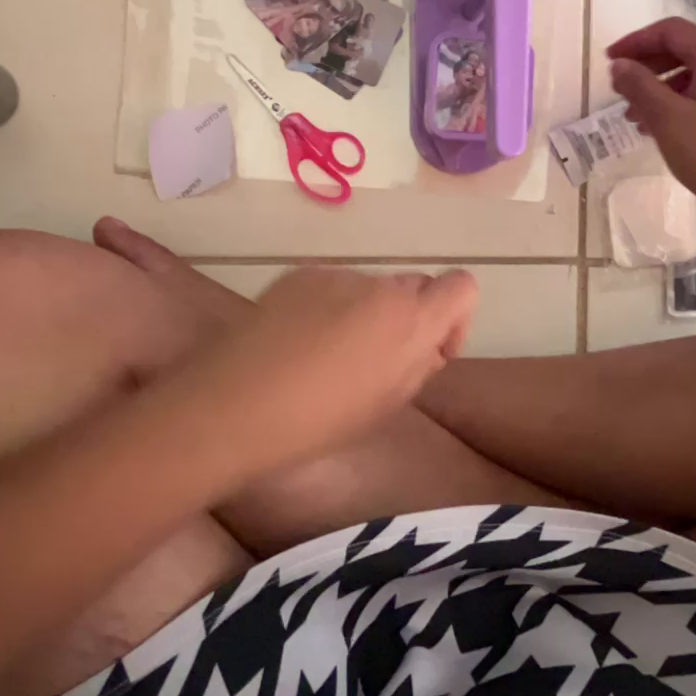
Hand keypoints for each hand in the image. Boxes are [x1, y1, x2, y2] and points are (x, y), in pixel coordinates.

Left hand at [175, 267, 477, 470]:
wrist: (232, 405)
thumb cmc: (318, 420)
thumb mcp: (387, 403)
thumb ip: (419, 364)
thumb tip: (425, 344)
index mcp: (410, 320)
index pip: (463, 286)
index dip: (455, 317)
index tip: (430, 351)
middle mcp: (380, 285)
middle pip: (416, 286)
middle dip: (410, 317)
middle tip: (379, 361)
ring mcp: (336, 275)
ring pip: (371, 288)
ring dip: (366, 313)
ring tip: (328, 356)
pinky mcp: (298, 274)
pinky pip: (333, 286)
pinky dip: (329, 307)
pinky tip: (298, 343)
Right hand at [607, 17, 695, 223]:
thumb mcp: (668, 119)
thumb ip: (639, 86)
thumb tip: (619, 64)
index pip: (671, 31)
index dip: (635, 41)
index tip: (608, 61)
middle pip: (683, 51)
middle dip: (646, 67)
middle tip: (618, 89)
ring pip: (693, 78)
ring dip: (659, 91)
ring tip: (633, 118)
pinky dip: (677, 106)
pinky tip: (660, 131)